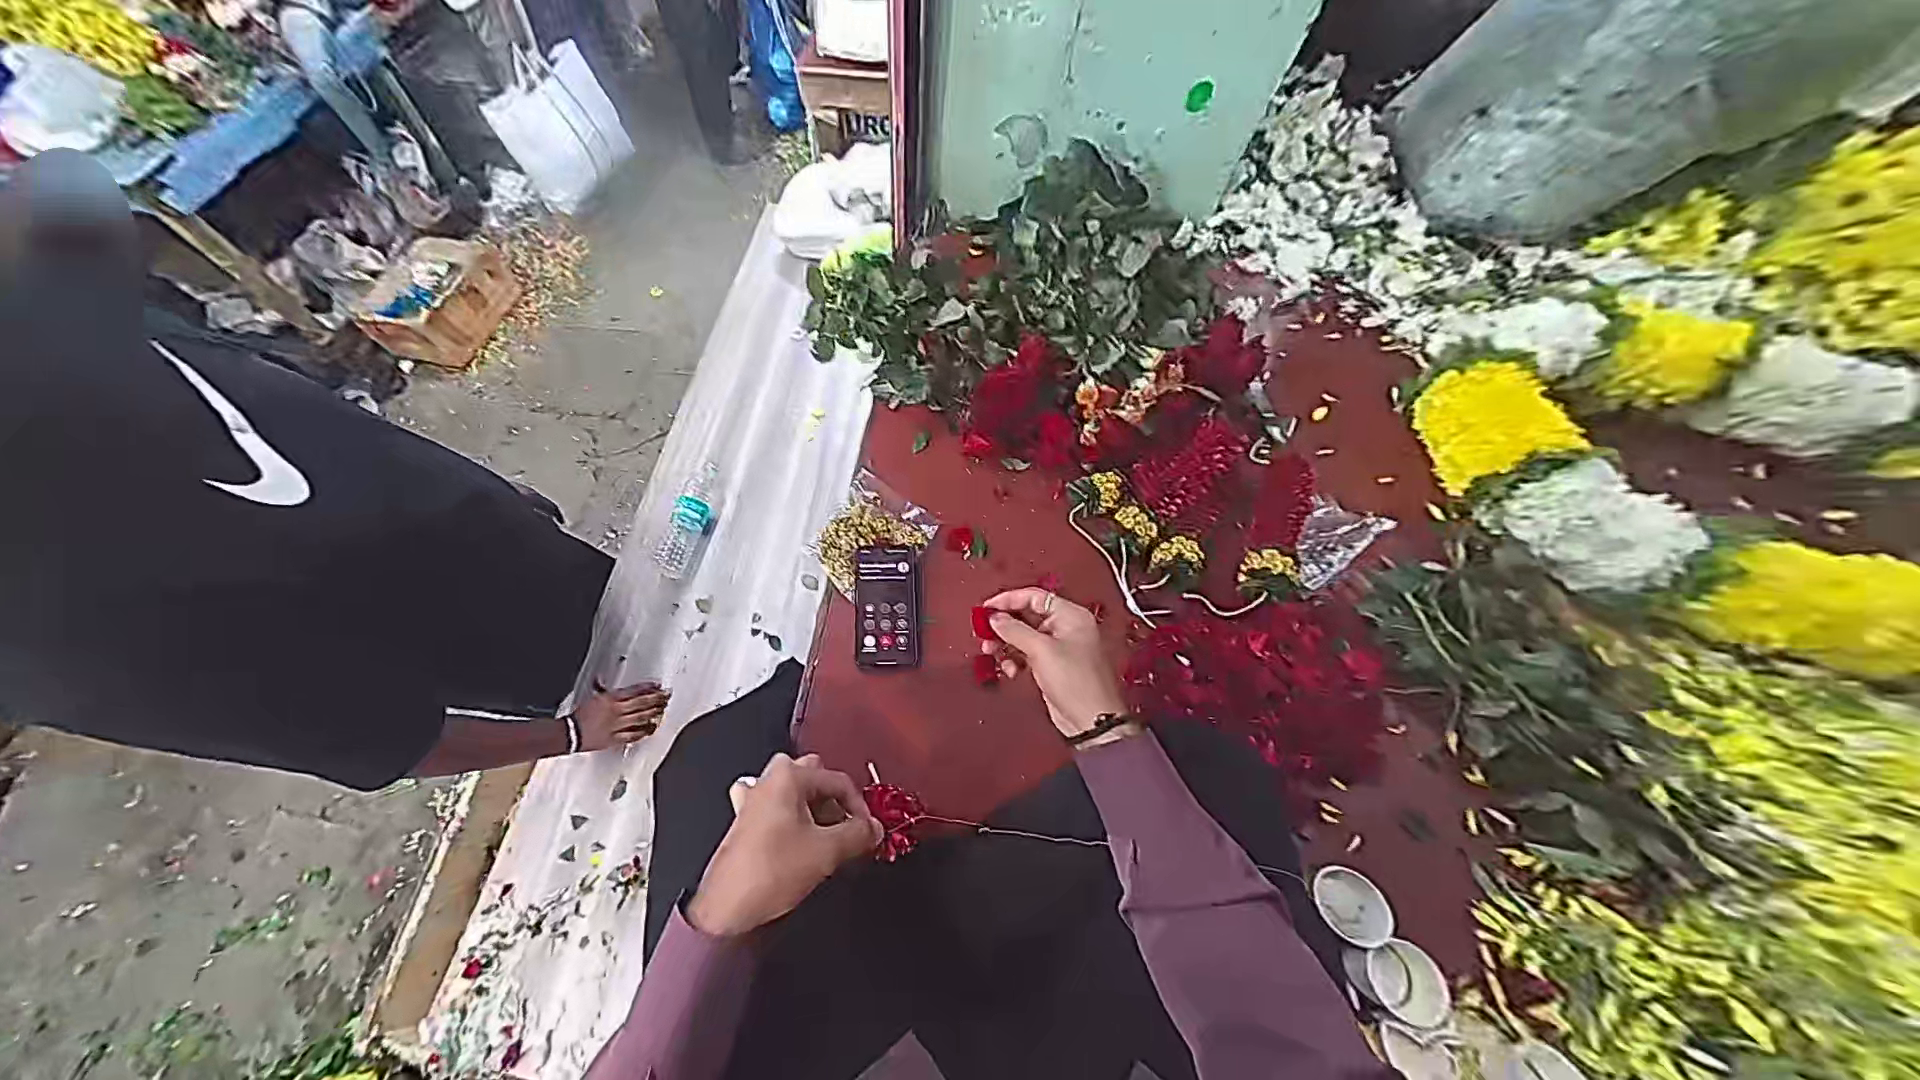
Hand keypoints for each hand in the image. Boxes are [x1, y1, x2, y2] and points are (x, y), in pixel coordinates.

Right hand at [571, 681, 668, 750]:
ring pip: (641, 718)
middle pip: (642, 703)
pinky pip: (633, 735)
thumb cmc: (578, 716)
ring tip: (662, 710)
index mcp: (610, 699)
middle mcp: (616, 711)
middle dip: (657, 699)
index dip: (649, 688)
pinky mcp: (615, 738)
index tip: (658, 686)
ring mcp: (617, 725)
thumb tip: (604, 681)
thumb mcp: (593, 697)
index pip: (635, 691)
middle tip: (666, 696)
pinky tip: (651, 728)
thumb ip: (604, 690)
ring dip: (654, 713)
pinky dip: (644, 731)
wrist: (568, 733)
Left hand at [686, 753, 881, 936]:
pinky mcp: (743, 822)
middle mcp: (768, 780)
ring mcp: (752, 799)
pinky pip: (775, 809)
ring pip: (795, 793)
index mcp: (789, 776)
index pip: (839, 781)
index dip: (859, 806)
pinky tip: (795, 840)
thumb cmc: (771, 872)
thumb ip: (858, 834)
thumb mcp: (827, 851)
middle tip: (845, 829)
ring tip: (823, 838)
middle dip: (835, 803)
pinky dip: (791, 819)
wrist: (725, 910)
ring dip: (813, 810)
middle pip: (816, 780)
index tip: (868, 830)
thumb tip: (874, 828)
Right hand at [979, 588, 1134, 741]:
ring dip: (1006, 643)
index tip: (987, 608)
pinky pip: (1027, 654)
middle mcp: (1066, 628)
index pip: (1034, 597)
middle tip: (985, 631)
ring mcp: (1060, 647)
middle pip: (1027, 616)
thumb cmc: (1078, 684)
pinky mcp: (1053, 665)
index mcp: (1071, 616)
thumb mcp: (1041, 651)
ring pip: (1024, 636)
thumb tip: (995, 618)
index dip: (1008, 600)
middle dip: (1004, 624)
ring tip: (991, 650)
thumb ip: (1015, 630)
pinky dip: (1015, 658)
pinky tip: (1010, 668)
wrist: (1090, 720)